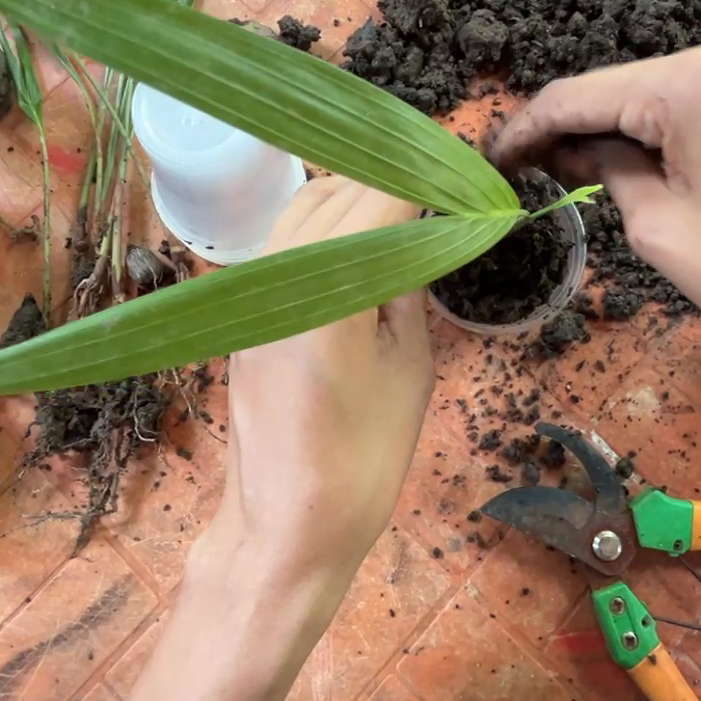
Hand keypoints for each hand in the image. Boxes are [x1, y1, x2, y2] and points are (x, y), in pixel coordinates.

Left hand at [219, 176, 433, 573]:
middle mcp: (278, 279)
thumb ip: (407, 289)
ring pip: (300, 209)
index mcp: (327, 296)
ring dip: (350, 195)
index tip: (459, 173)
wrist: (286, 527)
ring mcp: (250, 294)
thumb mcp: (410, 370)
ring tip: (401, 206)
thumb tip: (416, 236)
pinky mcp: (241, 311)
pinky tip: (356, 239)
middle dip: (389, 179)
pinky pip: (283, 241)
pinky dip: (322, 224)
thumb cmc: (365, 461)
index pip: (378, 203)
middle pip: (336, 193)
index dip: (423, 179)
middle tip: (437, 188)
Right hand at [491, 36, 700, 408]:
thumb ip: (608, 172)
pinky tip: (633, 160)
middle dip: (570, 128)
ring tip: (572, 172)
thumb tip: (582, 150)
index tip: (491, 159)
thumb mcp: (660, 228)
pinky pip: (697, 104)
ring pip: (657, 95)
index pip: (580, 94)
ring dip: (614, 129)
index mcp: (694, 80)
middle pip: (620, 86)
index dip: (526, 128)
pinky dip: (658, 131)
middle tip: (527, 172)